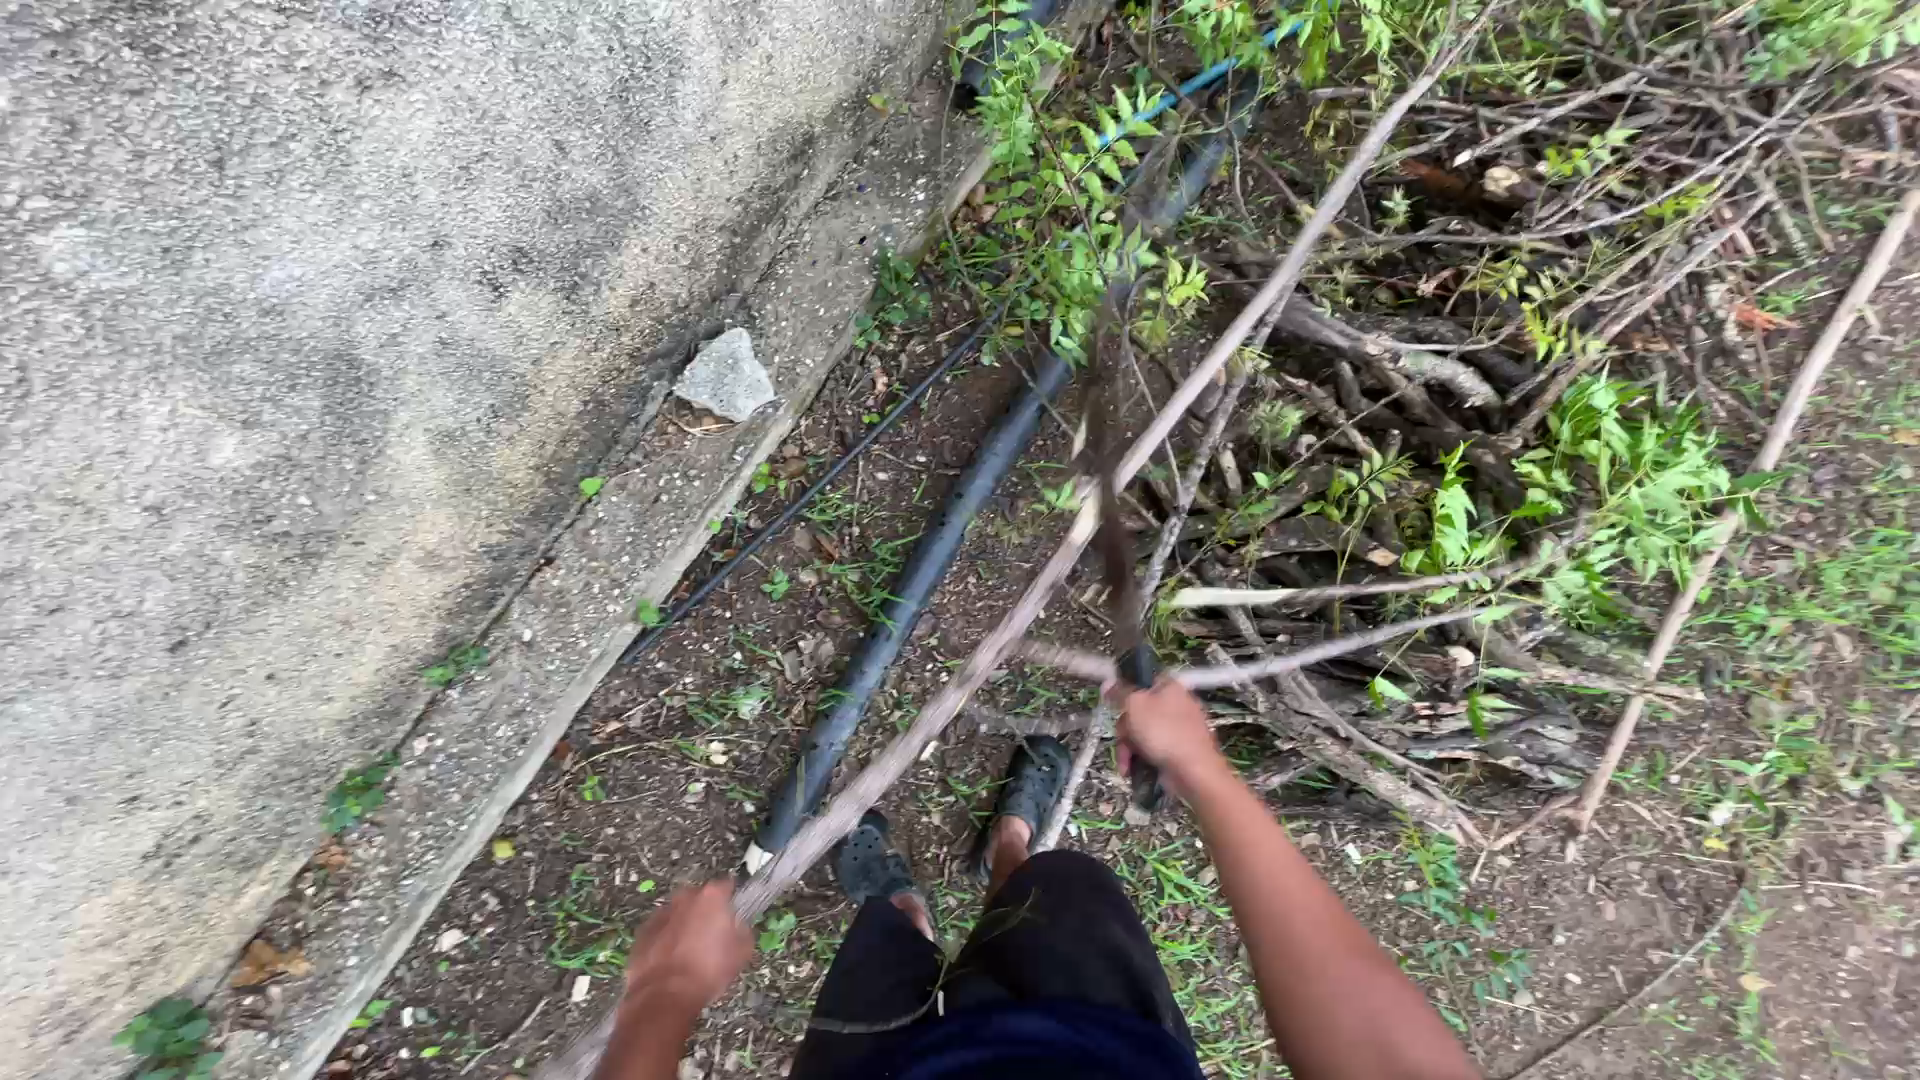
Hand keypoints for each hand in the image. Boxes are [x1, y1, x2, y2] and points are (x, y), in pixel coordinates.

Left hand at [621, 880, 751, 1016]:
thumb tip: (735, 926)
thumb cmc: (708, 971)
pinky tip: (670, 961)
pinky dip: (665, 940)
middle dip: (705, 913)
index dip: (731, 901)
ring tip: (688, 953)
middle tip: (711, 937)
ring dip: (684, 926)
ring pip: (678, 914)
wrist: (663, 997)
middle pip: (700, 898)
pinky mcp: (642, 933)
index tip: (732, 917)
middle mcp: (685, 897)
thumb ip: (742, 929)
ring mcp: (661, 914)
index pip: (726, 886)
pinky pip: (660, 931)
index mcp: (712, 896)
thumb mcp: (742, 952)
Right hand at [1117, 678, 1228, 792]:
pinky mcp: (1179, 750)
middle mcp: (1176, 705)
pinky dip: (1141, 758)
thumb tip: (1107, 683)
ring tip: (1126, 763)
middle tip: (1123, 738)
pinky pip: (1153, 749)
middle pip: (1138, 711)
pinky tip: (1133, 770)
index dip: (1126, 693)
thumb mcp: (1135, 705)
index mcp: (1169, 687)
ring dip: (1129, 748)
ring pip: (1142, 733)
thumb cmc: (1163, 731)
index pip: (1143, 681)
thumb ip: (1120, 692)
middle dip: (1125, 729)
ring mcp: (1179, 729)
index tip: (1114, 705)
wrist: (1194, 771)